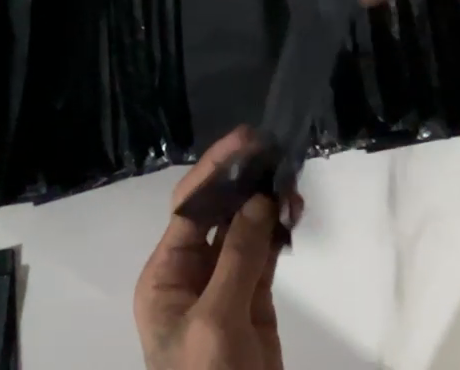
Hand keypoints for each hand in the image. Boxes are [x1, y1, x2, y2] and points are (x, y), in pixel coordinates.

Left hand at [135, 128, 299, 369]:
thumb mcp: (215, 320)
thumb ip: (237, 258)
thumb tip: (259, 199)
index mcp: (165, 275)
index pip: (189, 208)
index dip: (216, 169)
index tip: (247, 140)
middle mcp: (191, 273)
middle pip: (217, 212)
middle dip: (244, 180)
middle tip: (277, 150)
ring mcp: (224, 286)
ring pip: (245, 229)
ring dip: (266, 203)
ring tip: (293, 181)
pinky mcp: (253, 302)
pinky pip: (264, 254)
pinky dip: (279, 231)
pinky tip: (294, 212)